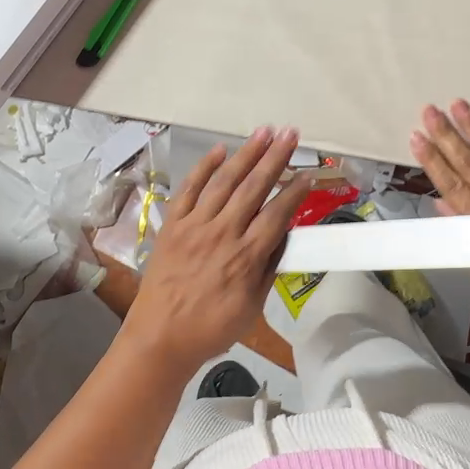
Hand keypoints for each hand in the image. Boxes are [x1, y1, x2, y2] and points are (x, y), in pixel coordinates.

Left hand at [122, 126, 313, 372]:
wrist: (160, 337)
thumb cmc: (211, 328)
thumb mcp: (252, 307)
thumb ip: (268, 268)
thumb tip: (285, 235)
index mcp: (245, 257)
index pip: (276, 215)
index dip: (295, 192)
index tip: (309, 174)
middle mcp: (222, 233)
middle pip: (253, 188)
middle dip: (275, 158)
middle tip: (290, 134)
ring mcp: (195, 225)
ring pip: (224, 181)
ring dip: (245, 154)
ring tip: (264, 131)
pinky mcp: (173, 223)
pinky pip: (190, 188)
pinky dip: (205, 167)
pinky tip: (220, 150)